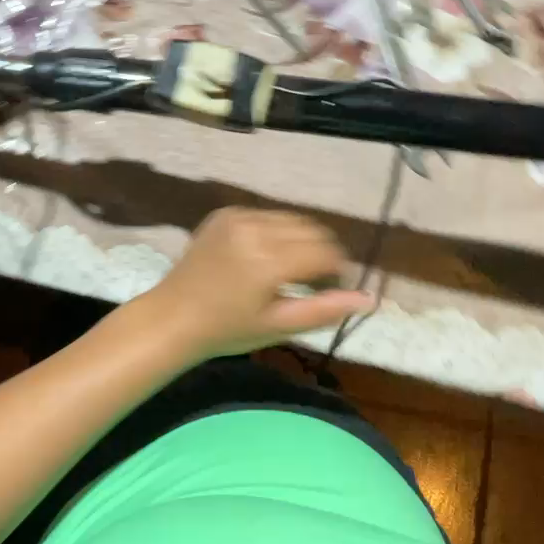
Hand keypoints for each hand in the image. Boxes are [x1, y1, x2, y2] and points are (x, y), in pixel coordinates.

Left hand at [138, 208, 375, 360]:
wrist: (173, 316)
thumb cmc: (228, 330)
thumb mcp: (280, 326)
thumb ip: (326, 309)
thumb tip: (369, 298)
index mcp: (269, 260)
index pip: (325, 252)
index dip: (339, 269)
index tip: (336, 287)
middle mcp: (255, 229)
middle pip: (311, 230)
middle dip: (322, 252)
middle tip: (315, 281)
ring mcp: (237, 217)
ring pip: (290, 219)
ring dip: (300, 239)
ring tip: (292, 269)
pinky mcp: (224, 213)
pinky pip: (265, 215)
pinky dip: (275, 231)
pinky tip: (266, 256)